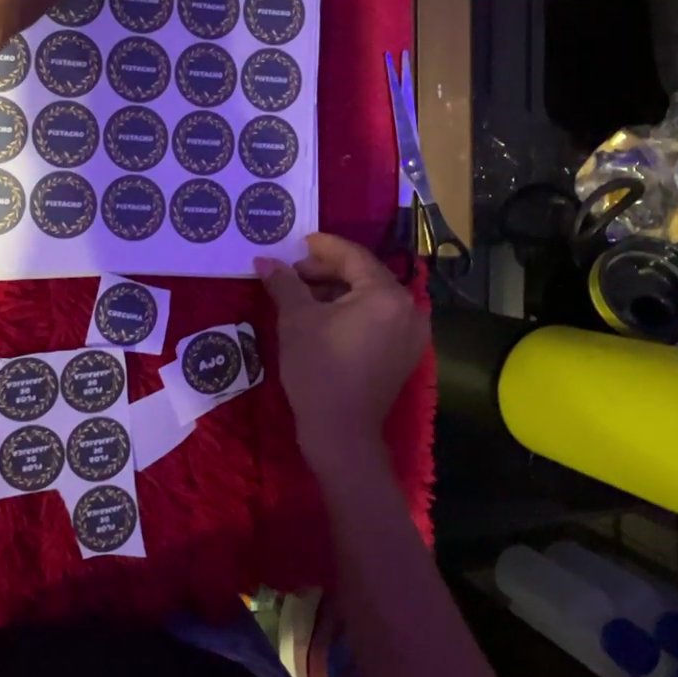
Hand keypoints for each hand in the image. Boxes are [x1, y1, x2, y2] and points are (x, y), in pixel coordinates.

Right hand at [255, 234, 429, 469]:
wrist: (341, 433)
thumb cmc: (318, 370)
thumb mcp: (296, 320)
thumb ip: (284, 283)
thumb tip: (266, 260)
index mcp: (385, 294)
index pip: (353, 256)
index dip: (323, 247)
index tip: (298, 243)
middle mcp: (408, 308)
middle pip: (365, 275)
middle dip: (328, 271)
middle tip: (294, 274)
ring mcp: (411, 333)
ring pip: (372, 298)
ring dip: (339, 292)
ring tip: (304, 297)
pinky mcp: (405, 354)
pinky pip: (379, 319)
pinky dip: (353, 312)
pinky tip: (325, 319)